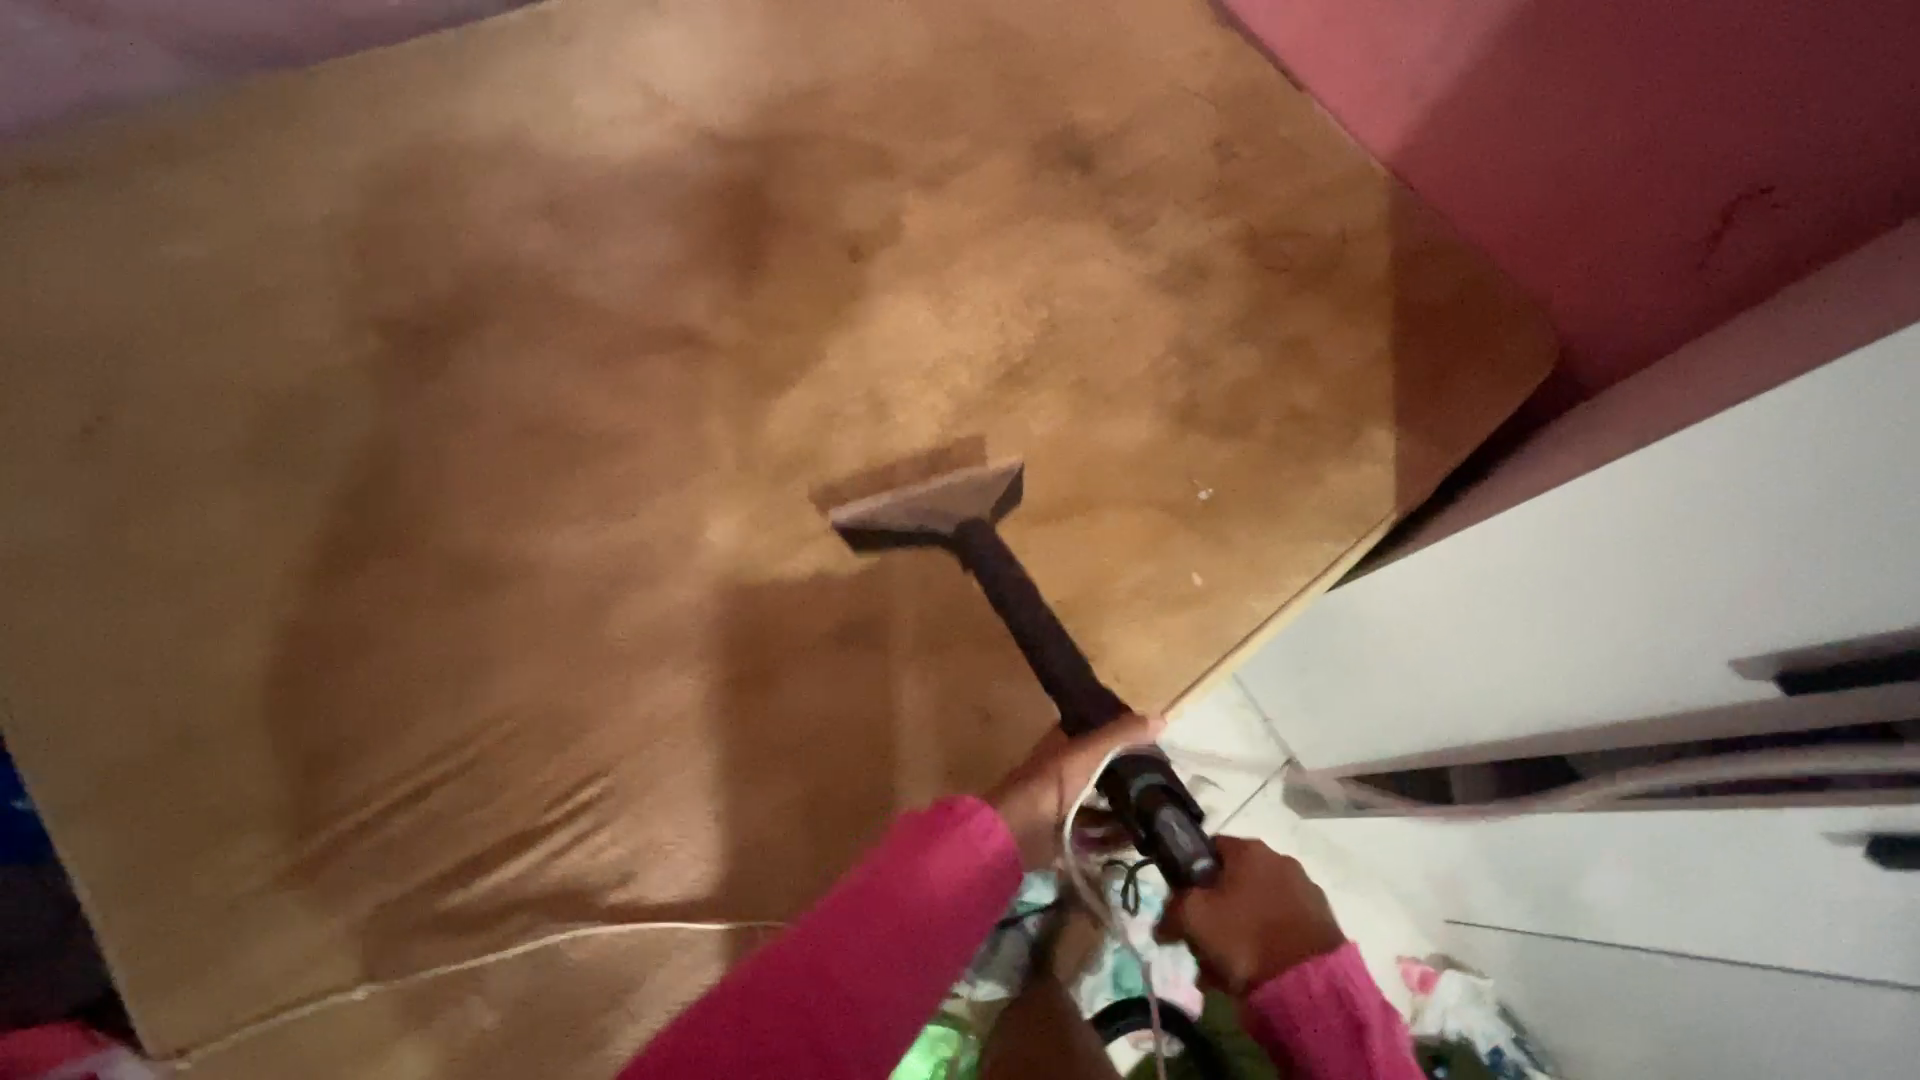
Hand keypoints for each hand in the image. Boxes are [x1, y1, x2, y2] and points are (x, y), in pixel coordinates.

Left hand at [986, 712, 1165, 869]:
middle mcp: (1063, 771)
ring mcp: (1064, 804)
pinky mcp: (1066, 833)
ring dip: (1125, 807)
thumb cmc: (1051, 784)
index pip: (1096, 731)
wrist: (1018, 832)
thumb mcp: (1088, 752)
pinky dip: (1116, 836)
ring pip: (1100, 802)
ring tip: (1159, 810)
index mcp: (1063, 745)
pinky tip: (1141, 839)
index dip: (1121, 733)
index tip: (1154, 740)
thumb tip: (1161, 718)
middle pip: (1102, 769)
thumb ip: (1121, 735)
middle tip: (1165, 778)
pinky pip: (1097, 833)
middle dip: (1129, 774)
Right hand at [1154, 836, 1344, 995]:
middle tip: (1203, 941)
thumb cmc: (1244, 935)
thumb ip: (1171, 911)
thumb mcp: (1192, 917)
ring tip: (1228, 967)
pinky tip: (1256, 972)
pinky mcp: (1324, 923)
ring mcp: (1306, 891)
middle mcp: (1280, 860)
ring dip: (1240, 930)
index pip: (1209, 848)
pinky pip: (1281, 927)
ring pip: (1257, 906)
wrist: (1309, 983)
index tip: (1184, 903)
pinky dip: (1267, 943)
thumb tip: (1161, 925)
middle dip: (1216, 910)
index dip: (1191, 875)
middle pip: (1234, 881)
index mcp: (1249, 849)